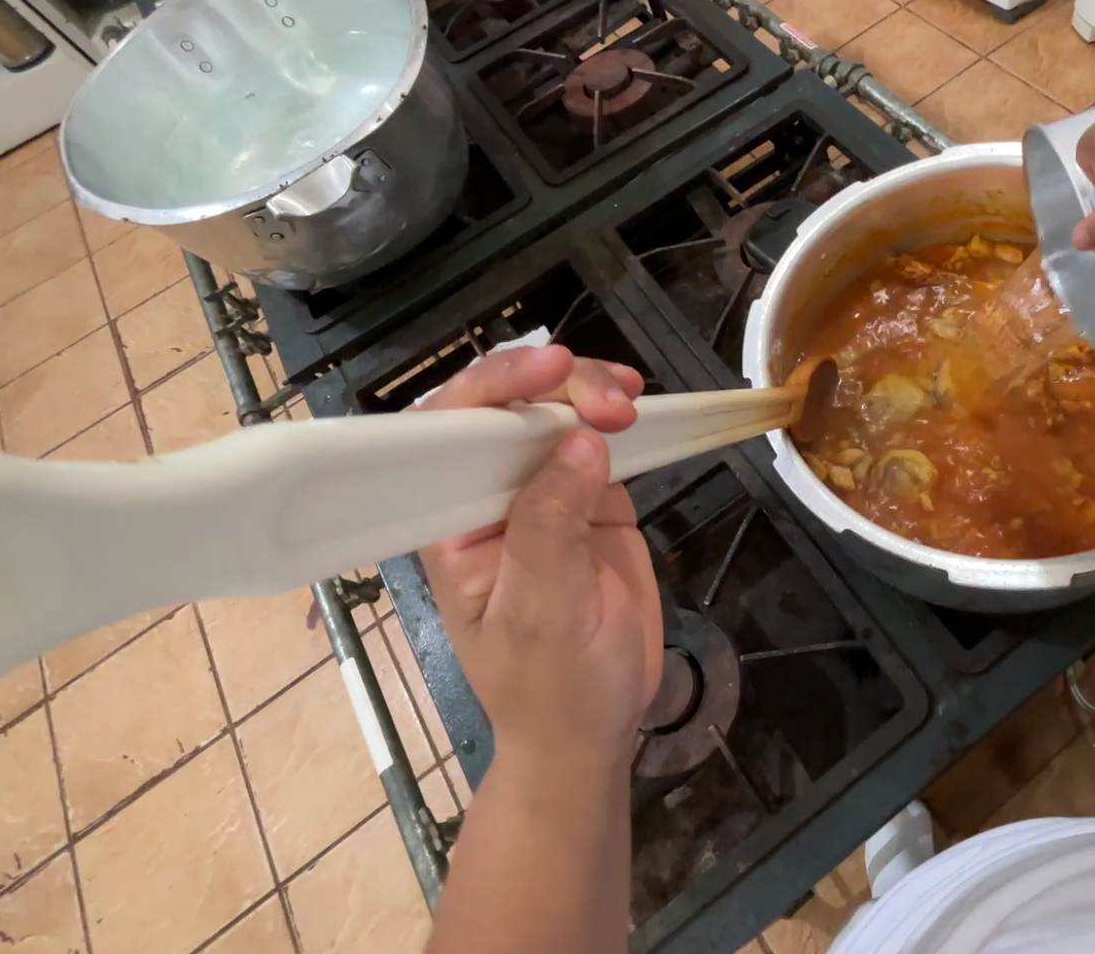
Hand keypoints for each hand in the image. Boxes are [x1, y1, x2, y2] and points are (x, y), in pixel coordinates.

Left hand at [417, 345, 662, 770]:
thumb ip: (552, 526)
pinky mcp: (591, 501)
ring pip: (557, 416)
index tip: (549, 371)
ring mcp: (545, 495)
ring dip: (592, 394)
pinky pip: (601, 443)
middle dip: (557, 390)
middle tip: (615, 401)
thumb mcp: (544, 612)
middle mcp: (492, 495)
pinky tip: (643, 409)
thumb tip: (582, 441)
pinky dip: (622, 420)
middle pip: (510, 412)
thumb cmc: (550, 684)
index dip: (492, 390)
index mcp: (454, 521)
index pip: (450, 434)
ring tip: (632, 401)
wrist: (595, 724)